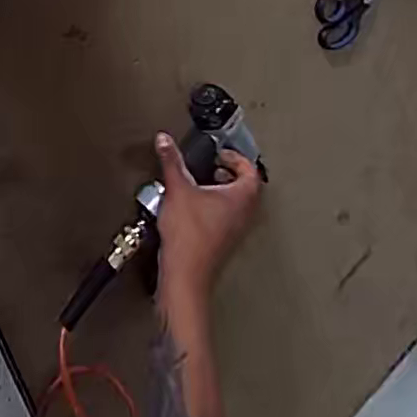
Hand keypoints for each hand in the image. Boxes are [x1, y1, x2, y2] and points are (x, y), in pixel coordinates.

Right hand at [153, 132, 262, 302]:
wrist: (185, 274)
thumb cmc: (189, 236)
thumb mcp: (177, 188)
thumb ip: (171, 160)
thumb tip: (165, 141)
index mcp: (241, 197)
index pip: (250, 170)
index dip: (236, 157)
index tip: (222, 153)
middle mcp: (244, 215)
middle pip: (249, 187)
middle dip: (232, 172)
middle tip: (217, 165)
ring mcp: (236, 231)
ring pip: (239, 204)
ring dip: (225, 190)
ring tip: (206, 183)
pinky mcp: (224, 242)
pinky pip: (229, 218)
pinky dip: (218, 207)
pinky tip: (197, 206)